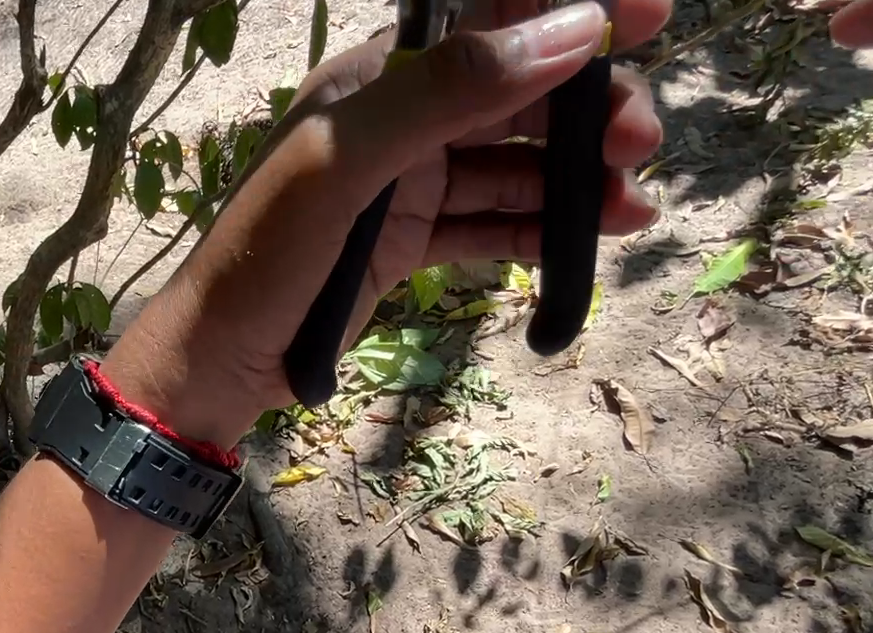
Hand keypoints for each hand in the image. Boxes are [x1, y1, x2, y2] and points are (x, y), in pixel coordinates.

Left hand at [105, 0, 668, 445]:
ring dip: (571, 179)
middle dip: (583, 111)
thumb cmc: (262, 260)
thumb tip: (569, 28)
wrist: (220, 358)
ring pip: (506, 166)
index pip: (482, 25)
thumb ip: (441, 94)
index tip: (653, 17)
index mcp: (368, 86)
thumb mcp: (340, 166)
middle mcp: (391, 128)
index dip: (566, 14)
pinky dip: (534, 230)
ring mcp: (399, 191)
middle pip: (509, 98)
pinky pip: (483, 226)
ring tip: (632, 210)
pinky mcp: (402, 246)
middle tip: (640, 145)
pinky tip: (586, 240)